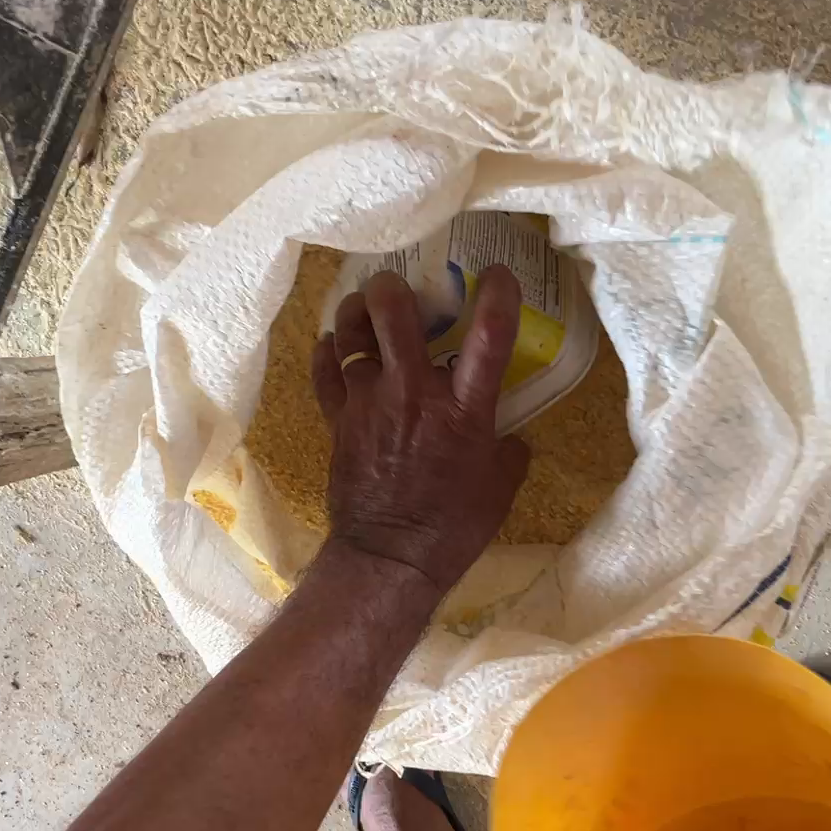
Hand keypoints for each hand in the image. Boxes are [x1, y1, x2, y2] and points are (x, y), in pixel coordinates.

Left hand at [310, 265, 530, 592]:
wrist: (390, 556)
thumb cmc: (454, 527)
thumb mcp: (500, 489)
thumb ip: (507, 450)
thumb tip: (505, 435)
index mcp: (464, 408)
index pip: (489, 336)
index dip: (497, 295)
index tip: (497, 273)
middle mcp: (414, 392)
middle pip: (395, 316)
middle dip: (393, 288)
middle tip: (394, 284)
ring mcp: (369, 404)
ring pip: (350, 337)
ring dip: (353, 313)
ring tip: (358, 304)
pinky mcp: (338, 422)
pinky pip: (324, 375)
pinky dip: (325, 354)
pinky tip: (329, 344)